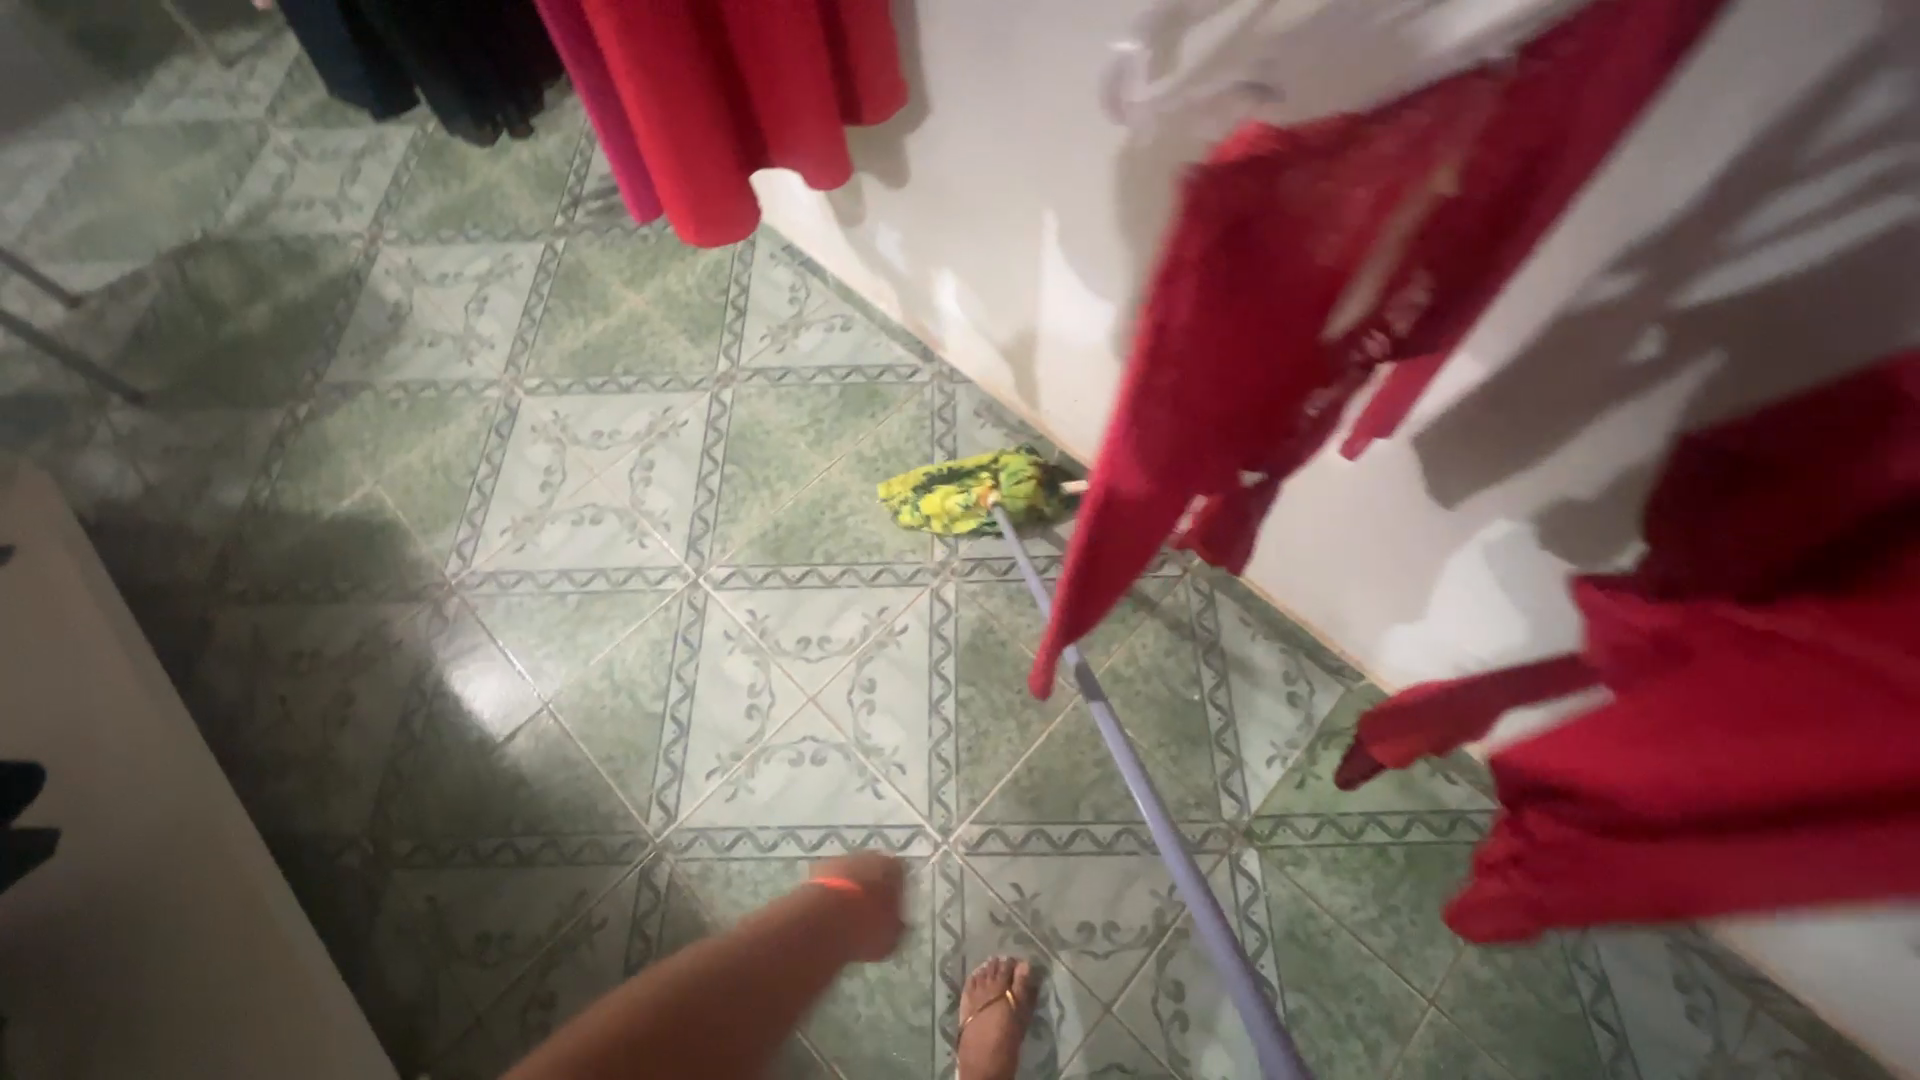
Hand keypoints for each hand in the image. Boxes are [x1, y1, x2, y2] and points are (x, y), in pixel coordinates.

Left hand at [811, 852, 906, 961]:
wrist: (825, 918)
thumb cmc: (866, 927)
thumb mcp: (890, 937)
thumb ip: (895, 927)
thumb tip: (895, 926)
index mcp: (895, 868)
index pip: (901, 876)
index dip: (895, 895)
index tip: (890, 912)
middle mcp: (871, 856)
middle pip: (874, 870)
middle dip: (871, 888)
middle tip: (867, 913)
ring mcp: (843, 859)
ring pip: (850, 873)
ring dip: (849, 889)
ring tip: (844, 916)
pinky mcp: (819, 867)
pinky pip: (829, 880)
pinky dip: (829, 892)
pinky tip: (827, 913)